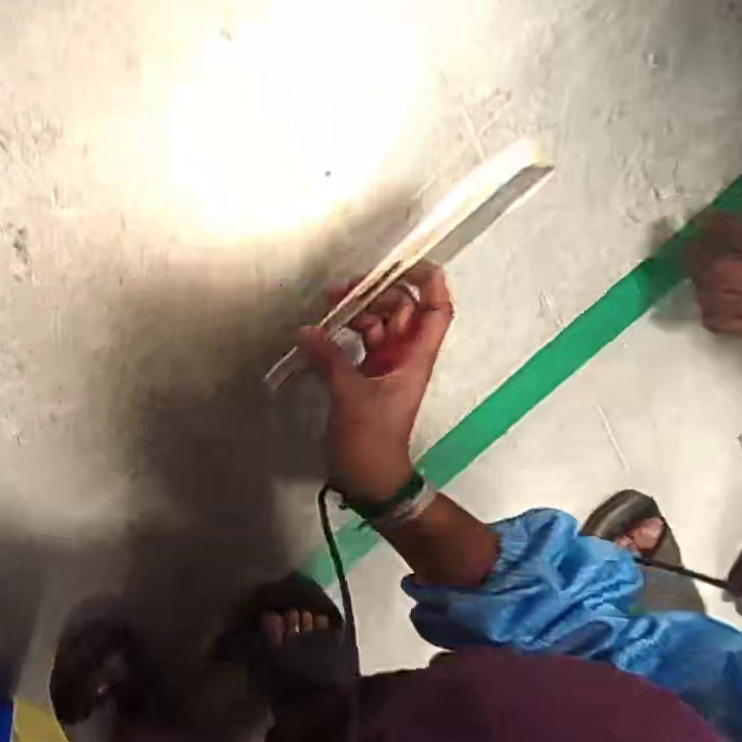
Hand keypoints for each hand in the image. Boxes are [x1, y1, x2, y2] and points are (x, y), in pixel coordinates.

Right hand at [299, 262, 453, 504]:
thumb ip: (329, 359)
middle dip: (375, 294)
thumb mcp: (351, 396)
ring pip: (376, 328)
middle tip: (340, 290)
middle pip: (399, 311)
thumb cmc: (370, 439)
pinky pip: (355, 348)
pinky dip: (339, 339)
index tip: (400, 263)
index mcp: (415, 357)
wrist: (368, 478)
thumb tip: (306, 331)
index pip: (435, 308)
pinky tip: (319, 335)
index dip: (427, 280)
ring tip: (325, 309)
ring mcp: (383, 369)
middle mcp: (403, 357)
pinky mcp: (362, 381)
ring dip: (354, 315)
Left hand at [689, 202, 741, 351]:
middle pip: (725, 274)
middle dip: (701, 255)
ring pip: (717, 301)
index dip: (725, 228)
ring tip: (698, 262)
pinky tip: (711, 293)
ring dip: (699, 281)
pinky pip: (724, 325)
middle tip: (692, 240)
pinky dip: (708, 308)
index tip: (707, 217)